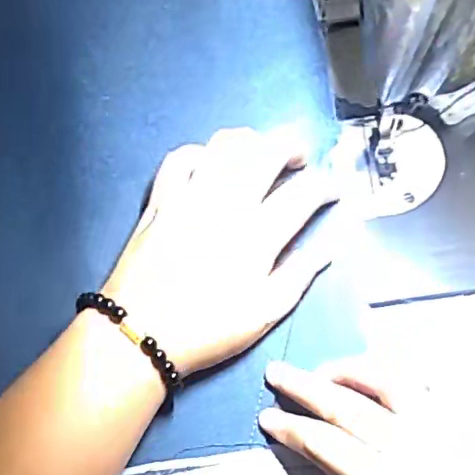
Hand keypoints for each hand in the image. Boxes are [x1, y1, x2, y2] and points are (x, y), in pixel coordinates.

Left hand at [100, 127, 341, 375]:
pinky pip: (181, 157)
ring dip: (251, 140)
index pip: (303, 193)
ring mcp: (189, 197)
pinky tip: (210, 164)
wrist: (140, 335)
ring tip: (261, 151)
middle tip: (301, 158)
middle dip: (292, 146)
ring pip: (224, 145)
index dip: (326, 185)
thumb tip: (330, 246)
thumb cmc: (207, 331)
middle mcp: (226, 205)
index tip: (334, 189)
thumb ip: (299, 274)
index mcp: (258, 237)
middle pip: (266, 153)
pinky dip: (202, 152)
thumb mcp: (264, 313)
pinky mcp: (160, 200)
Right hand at [260, 359, 474, 474]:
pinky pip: (425, 383)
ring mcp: (442, 428)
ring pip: (388, 381)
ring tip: (325, 369)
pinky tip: (378, 375)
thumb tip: (328, 471)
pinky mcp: (464, 422)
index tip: (267, 419)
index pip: (326, 445)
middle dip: (306, 386)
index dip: (292, 430)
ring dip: (349, 369)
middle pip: (348, 404)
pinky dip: (394, 373)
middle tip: (278, 372)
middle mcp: (412, 446)